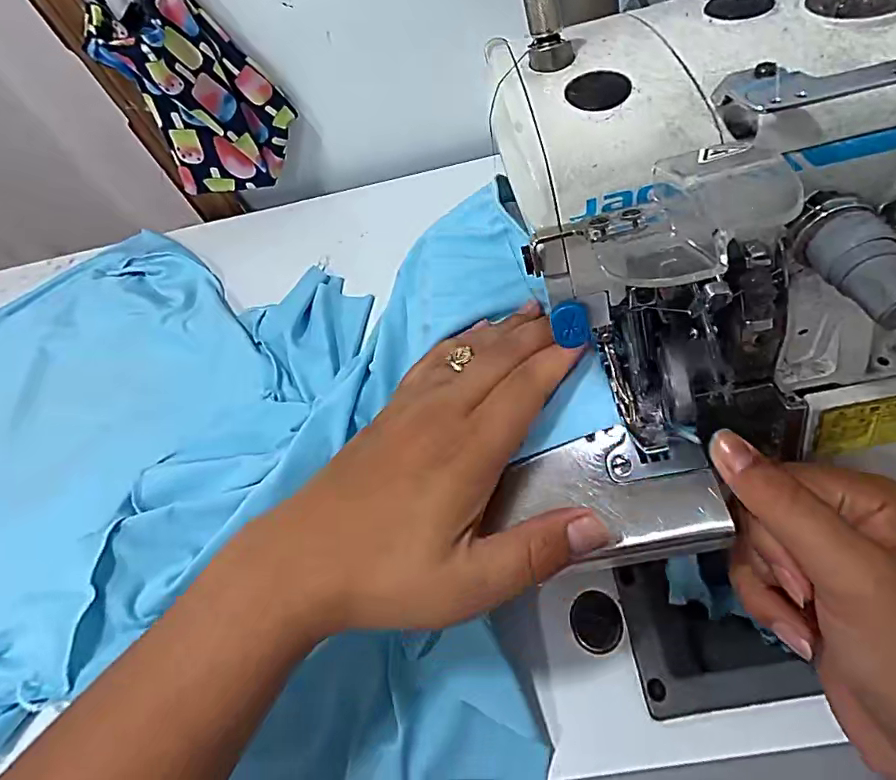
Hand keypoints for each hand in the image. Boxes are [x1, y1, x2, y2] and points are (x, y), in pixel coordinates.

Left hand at [227, 303, 610, 638]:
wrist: (300, 559)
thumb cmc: (386, 574)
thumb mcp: (467, 585)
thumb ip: (533, 553)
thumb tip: (595, 526)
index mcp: (468, 451)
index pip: (523, 390)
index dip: (555, 360)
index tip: (581, 337)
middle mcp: (442, 415)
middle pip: (498, 359)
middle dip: (537, 334)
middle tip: (567, 314)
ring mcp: (411, 407)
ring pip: (467, 352)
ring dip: (503, 329)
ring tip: (530, 311)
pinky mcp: (390, 411)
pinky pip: (433, 360)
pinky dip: (460, 340)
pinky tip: (469, 336)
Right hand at [710, 431, 895, 779]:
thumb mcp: (847, 571)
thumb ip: (780, 503)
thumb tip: (728, 446)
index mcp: (863, 498)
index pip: (774, 474)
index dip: (765, 516)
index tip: (790, 559)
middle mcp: (844, 523)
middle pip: (758, 511)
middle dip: (770, 559)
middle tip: (807, 590)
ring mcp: (827, 561)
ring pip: (752, 546)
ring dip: (766, 588)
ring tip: (807, 616)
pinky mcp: (811, 594)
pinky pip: (758, 579)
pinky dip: (769, 607)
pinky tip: (803, 631)